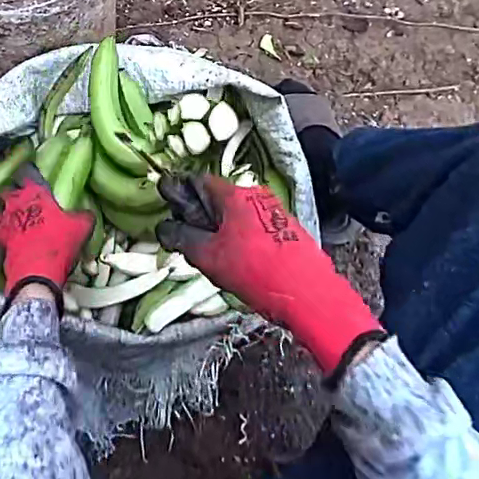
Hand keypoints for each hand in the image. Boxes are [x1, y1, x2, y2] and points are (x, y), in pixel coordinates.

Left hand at [0, 162, 93, 302]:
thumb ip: (84, 216)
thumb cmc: (59, 246)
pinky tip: (0, 239)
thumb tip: (89, 213)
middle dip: (11, 190)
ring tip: (5, 214)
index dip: (28, 171)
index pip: (28, 174)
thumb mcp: (80, 228)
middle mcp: (16, 204)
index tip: (28, 168)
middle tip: (17, 193)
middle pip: (7, 189)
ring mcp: (4, 222)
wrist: (37, 275)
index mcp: (35, 195)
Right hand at [157, 174, 383, 380]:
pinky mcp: (288, 230)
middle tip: (190, 240)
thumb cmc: (257, 271)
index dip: (179, 194)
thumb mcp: (209, 256)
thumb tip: (164, 227)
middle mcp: (255, 197)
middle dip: (200, 216)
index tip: (170, 210)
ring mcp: (275, 213)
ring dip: (221, 229)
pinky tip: (241, 263)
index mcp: (234, 195)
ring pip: (236, 215)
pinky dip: (241, 239)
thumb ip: (182, 238)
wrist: (314, 297)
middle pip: (217, 198)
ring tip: (216, 256)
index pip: (197, 181)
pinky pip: (254, 227)